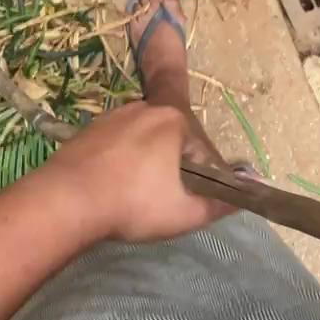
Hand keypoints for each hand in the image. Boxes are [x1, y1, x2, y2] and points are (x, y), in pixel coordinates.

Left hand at [33, 102, 229, 242]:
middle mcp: (144, 108)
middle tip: (163, 201)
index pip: (203, 151)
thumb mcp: (187, 212)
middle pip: (173, 140)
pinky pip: (118, 144)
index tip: (190, 203)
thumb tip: (251, 186)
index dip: (203, 180)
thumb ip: (222, 201)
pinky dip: (122, 161)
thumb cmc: (133, 204)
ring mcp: (114, 115)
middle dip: (174, 168)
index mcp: (173, 120)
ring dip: (147, 163)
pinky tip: (114, 185)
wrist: (67, 198)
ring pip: (144, 141)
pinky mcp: (90, 128)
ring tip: (136, 196)